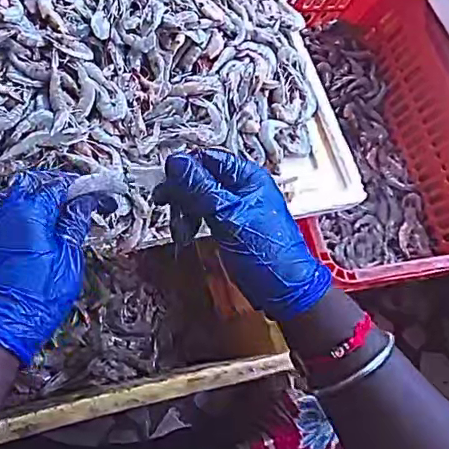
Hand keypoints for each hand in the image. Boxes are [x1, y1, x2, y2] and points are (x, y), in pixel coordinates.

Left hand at [0, 171, 107, 364]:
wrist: (3, 323)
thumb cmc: (36, 297)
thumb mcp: (68, 259)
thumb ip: (74, 225)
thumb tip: (83, 204)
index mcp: (30, 210)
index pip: (56, 185)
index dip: (75, 186)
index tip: (87, 191)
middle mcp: (5, 211)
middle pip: (29, 184)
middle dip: (51, 186)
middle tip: (70, 198)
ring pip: (9, 197)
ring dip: (28, 198)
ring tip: (47, 211)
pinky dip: (10, 215)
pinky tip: (22, 227)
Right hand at [153, 150, 330, 320]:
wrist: (283, 290)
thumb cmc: (267, 252)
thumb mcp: (229, 214)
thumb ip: (200, 187)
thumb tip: (176, 162)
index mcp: (247, 176)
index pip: (208, 157)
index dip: (185, 167)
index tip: (168, 181)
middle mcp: (239, 188)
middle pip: (199, 177)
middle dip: (180, 191)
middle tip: (166, 203)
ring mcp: (232, 207)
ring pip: (196, 196)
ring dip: (182, 209)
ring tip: (179, 226)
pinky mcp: (226, 225)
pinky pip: (200, 214)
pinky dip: (189, 222)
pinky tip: (184, 233)